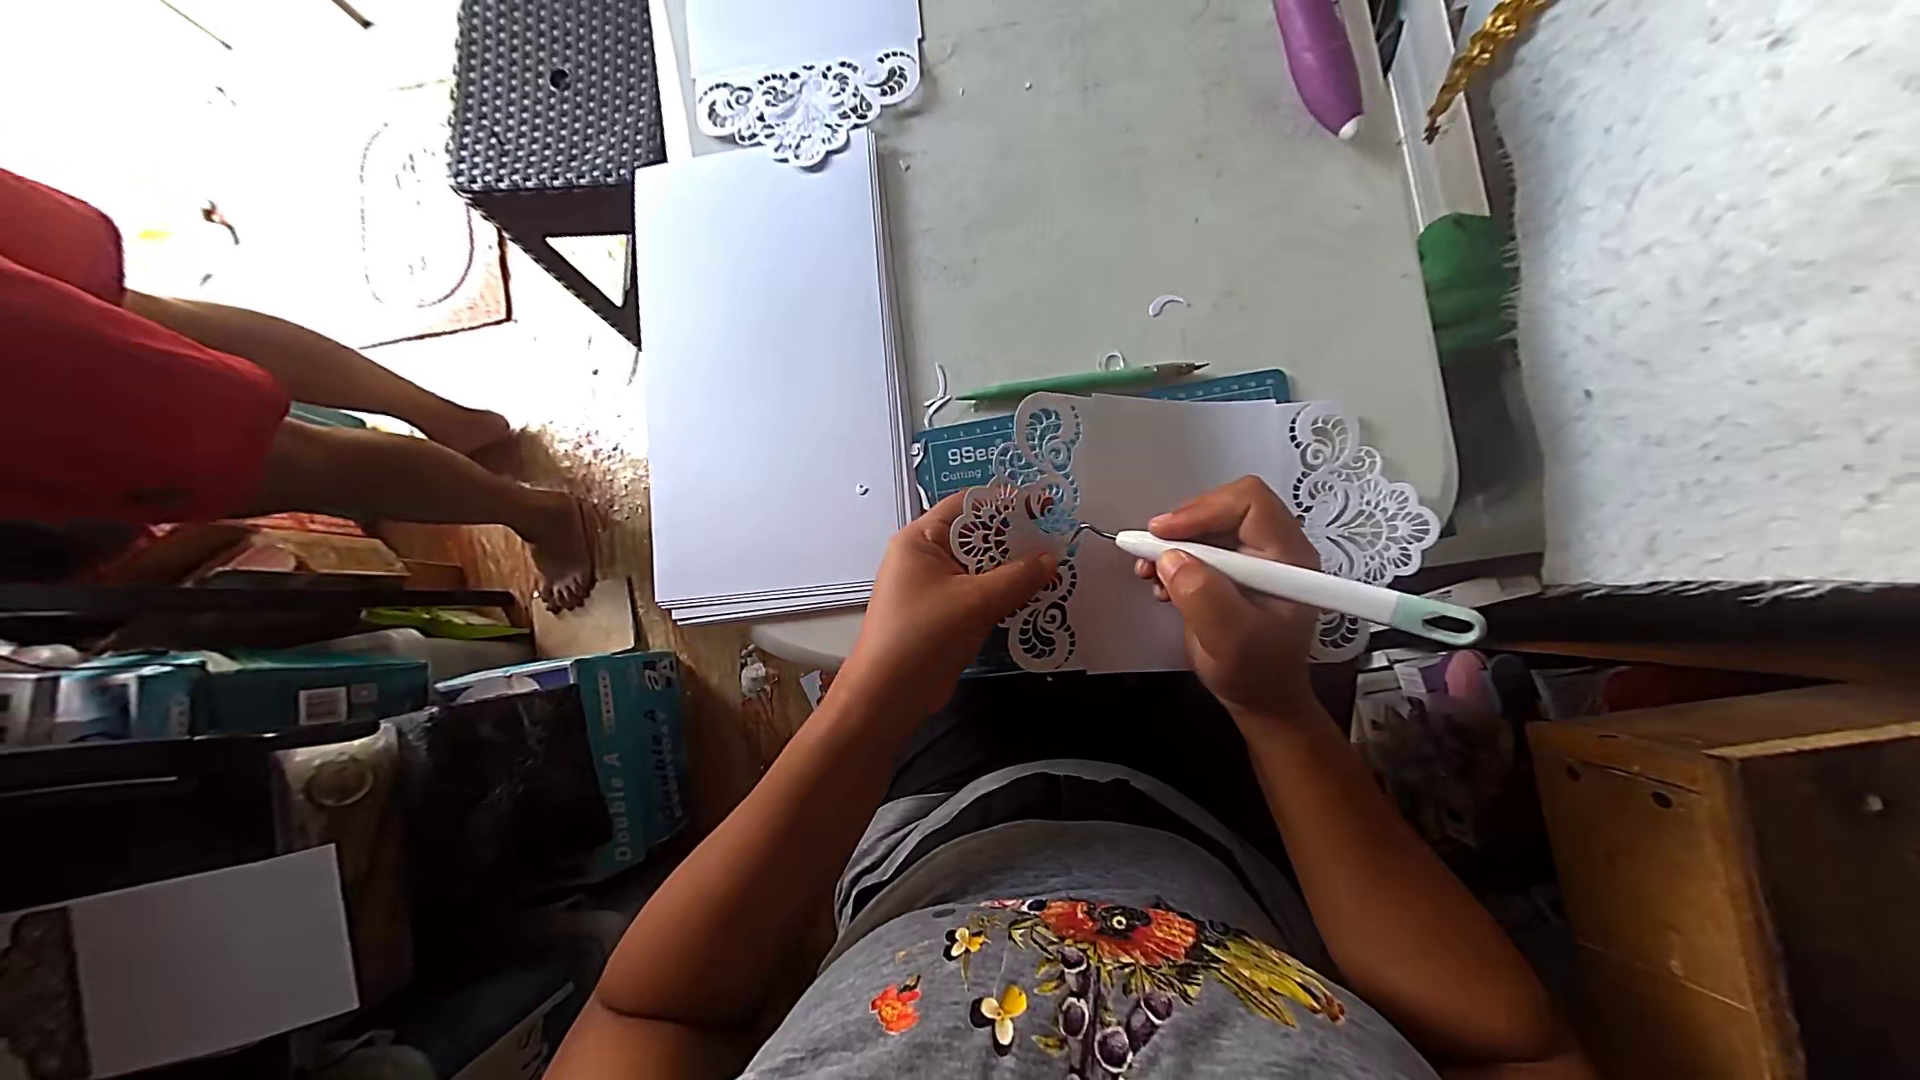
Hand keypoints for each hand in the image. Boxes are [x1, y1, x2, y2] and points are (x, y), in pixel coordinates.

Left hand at [841, 493, 1056, 715]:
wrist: (889, 696)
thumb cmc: (920, 638)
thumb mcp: (974, 601)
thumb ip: (1018, 577)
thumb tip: (1051, 559)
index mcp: (920, 540)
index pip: (966, 505)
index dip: (1005, 502)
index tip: (1042, 506)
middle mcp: (926, 557)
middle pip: (977, 536)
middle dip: (1016, 539)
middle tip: (1056, 541)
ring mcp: (937, 587)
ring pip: (982, 567)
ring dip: (1014, 569)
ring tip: (1054, 567)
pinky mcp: (947, 613)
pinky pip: (981, 593)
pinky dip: (1006, 592)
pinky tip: (1035, 595)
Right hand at [1132, 476, 1321, 721]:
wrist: (1257, 696)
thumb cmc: (1254, 671)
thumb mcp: (1230, 639)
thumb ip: (1204, 596)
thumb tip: (1172, 558)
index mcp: (1287, 558)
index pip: (1248, 504)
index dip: (1204, 510)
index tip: (1165, 533)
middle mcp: (1271, 550)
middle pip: (1222, 507)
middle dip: (1182, 526)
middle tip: (1150, 549)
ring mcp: (1248, 558)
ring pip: (1203, 524)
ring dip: (1170, 543)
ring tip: (1149, 569)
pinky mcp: (1226, 568)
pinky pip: (1194, 544)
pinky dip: (1169, 556)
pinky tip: (1159, 581)